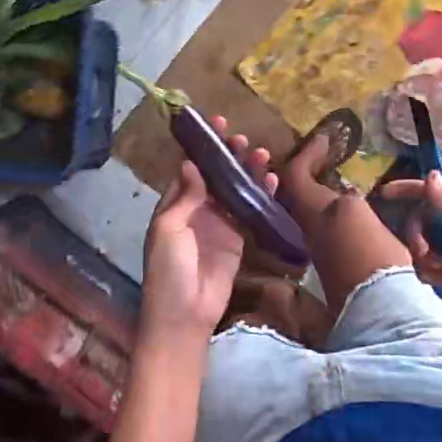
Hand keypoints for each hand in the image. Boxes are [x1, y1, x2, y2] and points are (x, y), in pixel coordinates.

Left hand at [139, 119, 277, 347]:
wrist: (186, 314)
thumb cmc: (169, 270)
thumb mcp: (169, 229)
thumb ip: (184, 197)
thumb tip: (192, 163)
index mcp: (174, 205)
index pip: (190, 169)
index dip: (203, 149)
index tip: (216, 126)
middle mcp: (197, 211)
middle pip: (216, 177)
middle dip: (228, 157)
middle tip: (243, 139)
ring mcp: (219, 225)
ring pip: (235, 191)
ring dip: (247, 172)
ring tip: (261, 153)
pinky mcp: (238, 239)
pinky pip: (250, 212)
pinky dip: (261, 196)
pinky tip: (272, 180)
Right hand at [381, 171, 441, 344]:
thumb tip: (430, 173)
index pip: (431, 193)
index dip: (407, 190)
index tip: (384, 194)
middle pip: (418, 222)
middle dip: (416, 239)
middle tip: (426, 254)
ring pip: (418, 246)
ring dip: (425, 261)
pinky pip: (423, 267)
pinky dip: (429, 275)